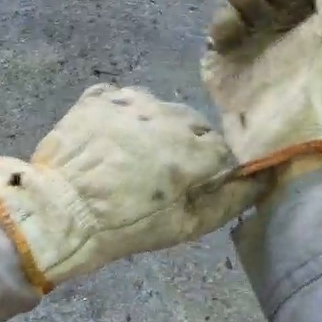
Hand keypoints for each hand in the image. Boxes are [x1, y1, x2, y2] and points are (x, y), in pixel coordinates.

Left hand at [0, 85, 264, 292]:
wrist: (61, 208)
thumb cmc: (125, 224)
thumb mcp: (185, 225)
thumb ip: (229, 200)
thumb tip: (260, 181)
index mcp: (191, 149)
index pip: (220, 150)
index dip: (210, 170)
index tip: (194, 186)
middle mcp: (164, 115)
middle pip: (191, 124)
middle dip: (185, 146)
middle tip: (161, 175)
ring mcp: (128, 100)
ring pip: (158, 108)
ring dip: (154, 127)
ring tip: (132, 157)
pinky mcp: (97, 96)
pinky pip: (122, 99)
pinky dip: (122, 115)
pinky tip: (110, 139)